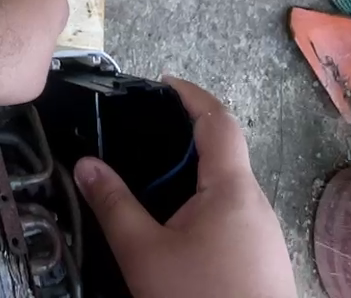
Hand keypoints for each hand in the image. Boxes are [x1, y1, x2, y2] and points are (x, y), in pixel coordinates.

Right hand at [74, 77, 295, 297]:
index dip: (191, 94)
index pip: (219, 119)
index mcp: (232, 189)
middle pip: (225, 152)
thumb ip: (113, 205)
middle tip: (143, 134)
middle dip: (186, 136)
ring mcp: (265, 237)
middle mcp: (256, 204)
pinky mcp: (265, 265)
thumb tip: (84, 164)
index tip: (161, 84)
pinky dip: (205, 204)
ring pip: (228, 188)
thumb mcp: (144, 256)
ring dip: (195, 174)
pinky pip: (233, 216)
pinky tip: (177, 228)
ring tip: (153, 181)